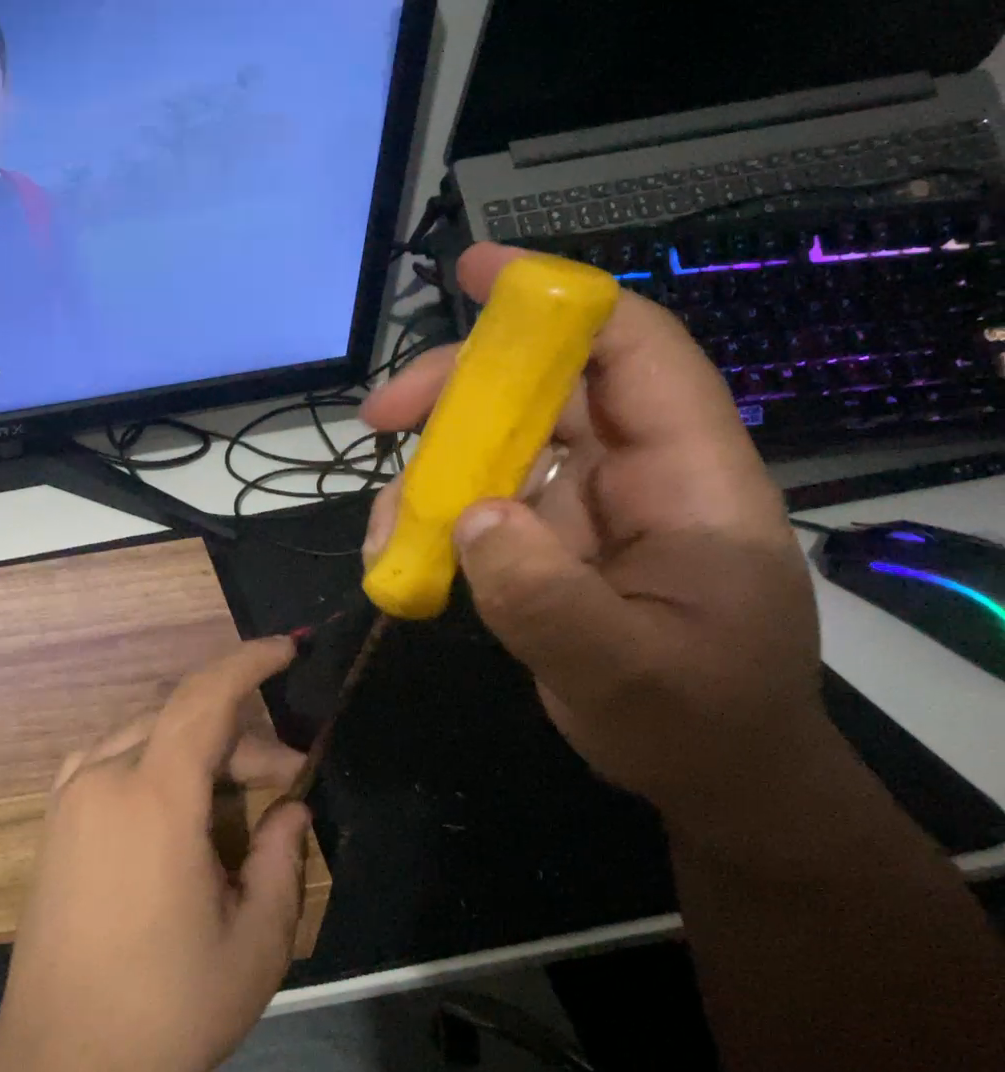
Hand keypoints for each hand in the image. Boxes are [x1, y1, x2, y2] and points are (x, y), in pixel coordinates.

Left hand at [0, 638, 310, 1071]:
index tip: (286, 647)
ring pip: (141, 736)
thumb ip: (280, 858)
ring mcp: (68, 797)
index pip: (203, 700)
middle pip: (178, 721)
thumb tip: (290, 807)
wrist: (65, 1058)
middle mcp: (101, 779)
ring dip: (195, 749)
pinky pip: (107, 759)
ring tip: (239, 796)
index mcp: (153, 798)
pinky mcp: (53, 821)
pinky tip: (176, 800)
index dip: (247, 663)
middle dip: (240, 737)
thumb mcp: (254, 942)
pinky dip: (151, 760)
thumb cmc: (168, 1005)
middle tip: (290, 783)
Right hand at [362, 243, 845, 835]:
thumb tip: (468, 514)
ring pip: (496, 446)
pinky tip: (399, 557)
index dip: (560, 302)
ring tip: (386, 531)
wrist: (712, 776)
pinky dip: (429, 519)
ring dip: (427, 472)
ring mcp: (585, 509)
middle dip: (455, 392)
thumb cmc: (697, 721)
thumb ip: (548, 599)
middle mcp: (634, 475)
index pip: (634, 354)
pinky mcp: (546, 543)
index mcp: (688, 479)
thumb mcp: (624, 672)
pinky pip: (477, 503)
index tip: (476, 275)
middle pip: (543, 390)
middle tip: (379, 417)